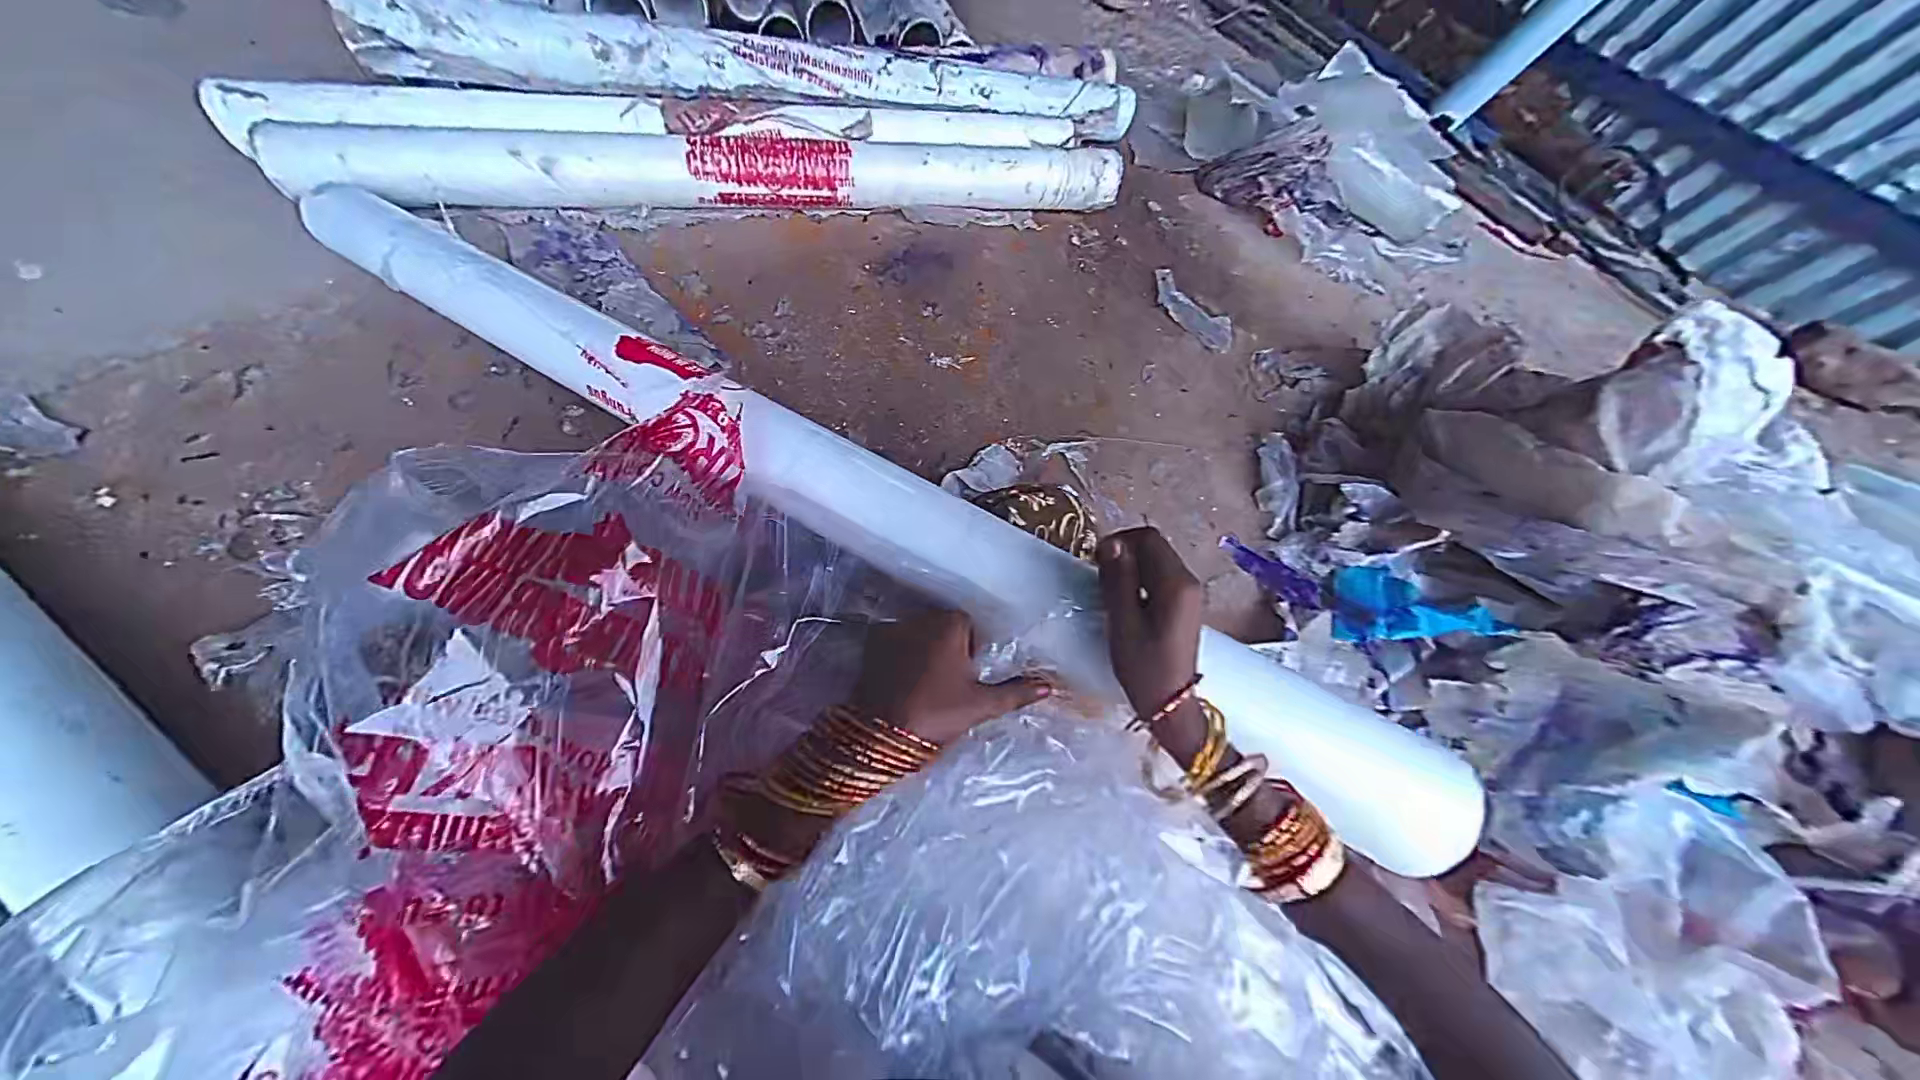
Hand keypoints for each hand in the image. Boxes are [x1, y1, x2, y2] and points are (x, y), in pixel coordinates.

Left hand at [850, 610, 1052, 744]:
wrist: (881, 733)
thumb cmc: (937, 714)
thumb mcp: (981, 705)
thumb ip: (1016, 692)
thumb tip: (1047, 686)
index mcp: (950, 624)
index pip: (970, 625)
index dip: (972, 650)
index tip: (969, 675)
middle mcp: (920, 618)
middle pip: (942, 627)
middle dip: (948, 647)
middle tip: (949, 682)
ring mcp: (892, 629)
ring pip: (917, 634)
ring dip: (923, 650)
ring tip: (925, 683)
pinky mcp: (871, 645)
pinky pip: (894, 644)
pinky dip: (899, 656)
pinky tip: (902, 680)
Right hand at [1096, 527, 1202, 718]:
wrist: (1171, 704)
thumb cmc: (1144, 667)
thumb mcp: (1124, 622)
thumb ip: (1118, 580)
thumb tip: (1111, 544)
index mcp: (1176, 583)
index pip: (1147, 538)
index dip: (1118, 541)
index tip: (1095, 561)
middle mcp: (1188, 582)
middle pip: (1154, 546)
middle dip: (1124, 551)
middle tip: (1098, 574)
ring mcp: (1189, 594)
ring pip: (1157, 560)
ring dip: (1131, 565)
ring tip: (1108, 588)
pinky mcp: (1184, 605)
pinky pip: (1160, 577)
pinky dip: (1140, 578)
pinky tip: (1125, 600)